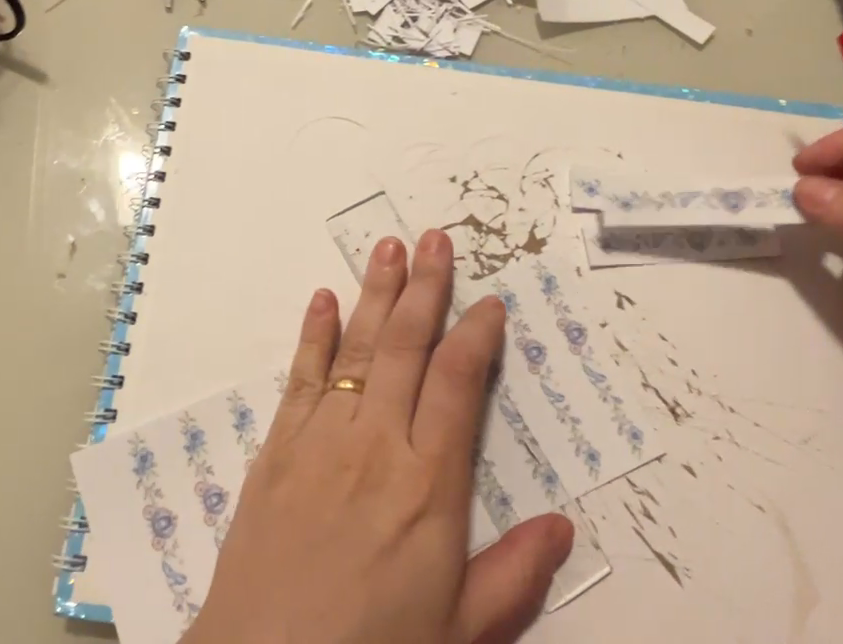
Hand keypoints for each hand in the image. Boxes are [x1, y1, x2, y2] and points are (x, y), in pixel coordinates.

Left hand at [182, 231, 573, 643]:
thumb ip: (513, 575)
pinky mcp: (278, 446)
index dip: (477, 336)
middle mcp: (376, 442)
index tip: (490, 301)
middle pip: (407, 347)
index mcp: (429, 483)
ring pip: (356, 347)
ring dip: (374, 293)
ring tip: (388, 247)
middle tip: (436, 237)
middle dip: (426, 287)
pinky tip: (321, 299)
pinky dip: (312, 333)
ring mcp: (321, 437)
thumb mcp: (460, 630)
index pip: (460, 385)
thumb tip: (564, 527)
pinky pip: (300, 376)